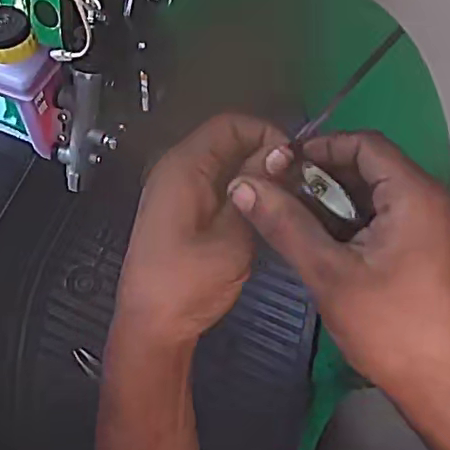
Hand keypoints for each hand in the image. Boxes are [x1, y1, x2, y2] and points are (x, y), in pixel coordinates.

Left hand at [114, 114, 286, 347]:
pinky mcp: (184, 208)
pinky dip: (243, 188)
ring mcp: (178, 189)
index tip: (295, 161)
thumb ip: (255, 188)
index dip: (267, 133)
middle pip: (228, 139)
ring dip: (256, 171)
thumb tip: (280, 151)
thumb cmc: (187, 284)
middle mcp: (178, 169)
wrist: (151, 326)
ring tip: (287, 194)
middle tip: (298, 180)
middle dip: (265, 152)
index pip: (230, 124)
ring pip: (226, 162)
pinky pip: (218, 182)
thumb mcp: (232, 236)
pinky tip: (264, 209)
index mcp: (184, 167)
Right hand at [227, 132, 449, 416]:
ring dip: (335, 199)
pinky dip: (353, 219)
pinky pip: (386, 215)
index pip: (365, 144)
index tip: (282, 164)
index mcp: (416, 196)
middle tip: (282, 191)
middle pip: (371, 166)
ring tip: (295, 216)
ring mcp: (434, 225)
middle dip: (323, 175)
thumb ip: (286, 224)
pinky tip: (323, 239)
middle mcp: (432, 201)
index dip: (320, 147)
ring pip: (376, 192)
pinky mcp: (429, 247)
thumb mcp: (328, 272)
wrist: (437, 386)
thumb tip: (245, 186)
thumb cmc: (387, 327)